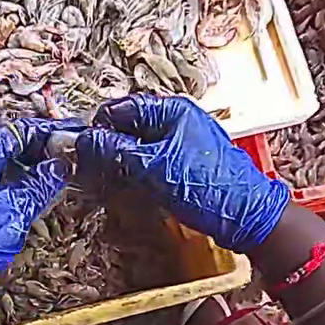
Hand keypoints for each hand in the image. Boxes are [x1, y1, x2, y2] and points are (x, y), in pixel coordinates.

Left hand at [0, 117, 69, 324]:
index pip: (12, 130)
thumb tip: (59, 166)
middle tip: (56, 153)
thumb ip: (38, 186)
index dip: (43, 133)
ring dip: (16, 157)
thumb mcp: (12, 216)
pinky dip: (3, 173)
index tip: (66, 138)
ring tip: (44, 170)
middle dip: (29, 141)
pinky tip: (20, 187)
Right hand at [76, 95, 288, 250]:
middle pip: (127, 126)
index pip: (120, 108)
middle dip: (106, 146)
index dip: (97, 126)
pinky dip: (133, 172)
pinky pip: (147, 161)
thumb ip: (116, 150)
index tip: (79, 147)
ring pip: (135, 146)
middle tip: (86, 167)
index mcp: (171, 110)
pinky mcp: (180, 165)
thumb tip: (82, 139)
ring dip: (117, 162)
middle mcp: (174, 121)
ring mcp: (178, 143)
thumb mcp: (153, 166)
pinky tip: (122, 186)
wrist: (245, 216)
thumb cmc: (204, 185)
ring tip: (102, 180)